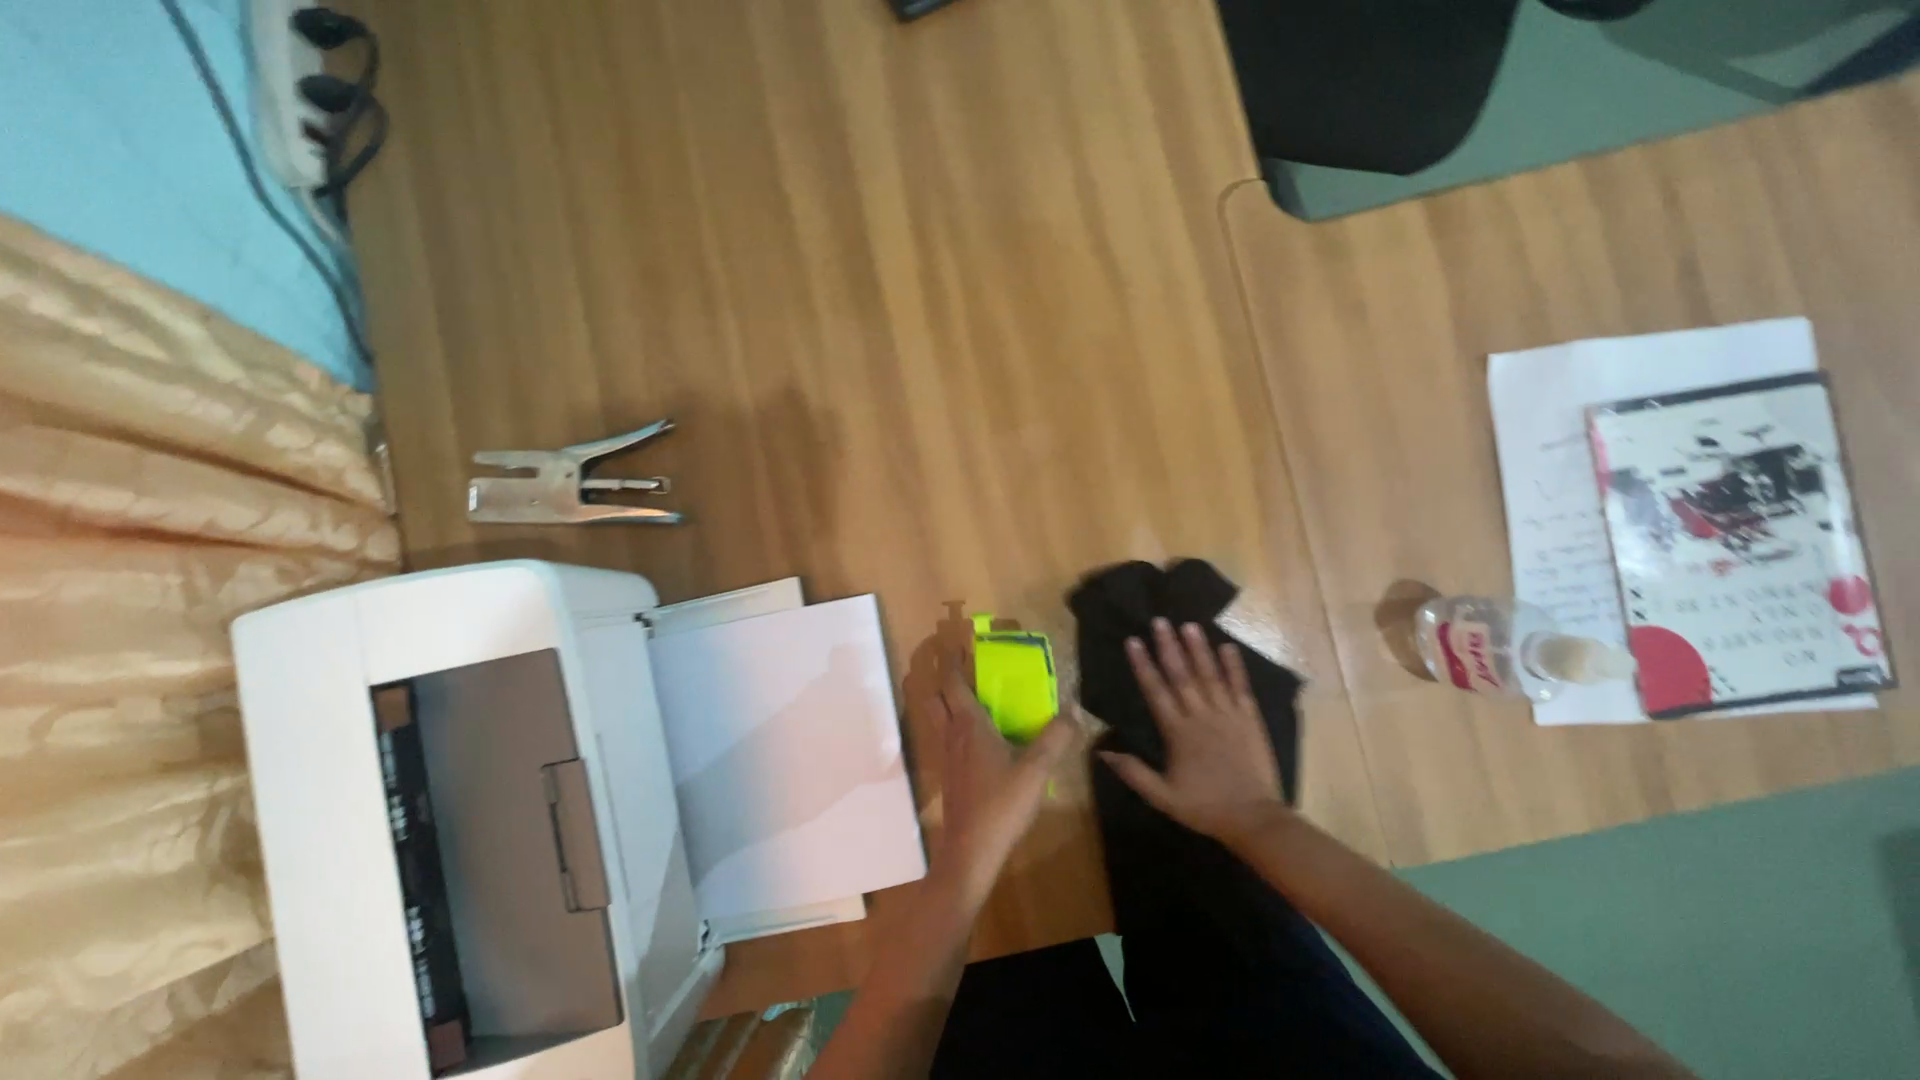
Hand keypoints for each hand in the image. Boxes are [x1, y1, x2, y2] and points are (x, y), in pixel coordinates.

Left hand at [924, 656, 1084, 909]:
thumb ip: (1055, 737)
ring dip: (947, 702)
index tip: (956, 643)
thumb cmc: (1001, 805)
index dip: (952, 662)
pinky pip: (947, 740)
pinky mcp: (950, 778)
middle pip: (936, 698)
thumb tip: (1072, 709)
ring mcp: (947, 758)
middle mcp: (952, 736)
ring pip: (939, 720)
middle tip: (961, 666)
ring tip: (971, 696)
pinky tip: (977, 740)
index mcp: (969, 726)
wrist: (970, 851)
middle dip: (944, 679)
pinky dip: (955, 727)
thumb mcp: (1036, 770)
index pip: (953, 683)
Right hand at [1099, 618, 1287, 847]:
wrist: (1254, 818)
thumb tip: (1102, 752)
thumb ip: (1133, 772)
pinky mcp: (1251, 719)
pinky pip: (1241, 687)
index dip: (1143, 665)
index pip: (1156, 691)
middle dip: (1169, 646)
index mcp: (1177, 733)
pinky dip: (1234, 667)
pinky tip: (1227, 647)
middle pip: (1182, 675)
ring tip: (1188, 624)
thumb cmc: (1204, 807)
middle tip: (1159, 621)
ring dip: (1198, 649)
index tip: (1133, 641)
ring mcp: (1228, 715)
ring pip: (1210, 675)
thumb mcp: (1162, 796)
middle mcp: (1201, 716)